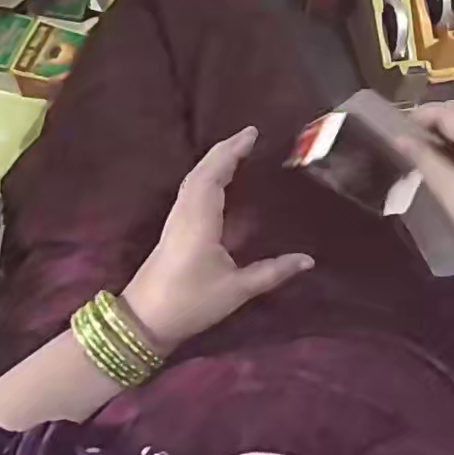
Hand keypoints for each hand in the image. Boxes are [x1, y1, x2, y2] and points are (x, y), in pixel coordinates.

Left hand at [122, 126, 313, 348]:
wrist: (144, 320)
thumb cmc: (190, 303)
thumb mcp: (237, 290)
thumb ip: (273, 272)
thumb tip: (308, 260)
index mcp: (200, 220)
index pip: (215, 175)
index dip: (232, 152)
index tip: (251, 134)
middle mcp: (186, 212)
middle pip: (202, 170)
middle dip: (225, 150)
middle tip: (249, 136)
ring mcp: (176, 218)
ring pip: (194, 178)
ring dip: (214, 160)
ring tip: (237, 151)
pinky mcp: (173, 227)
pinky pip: (190, 189)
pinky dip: (206, 174)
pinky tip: (217, 178)